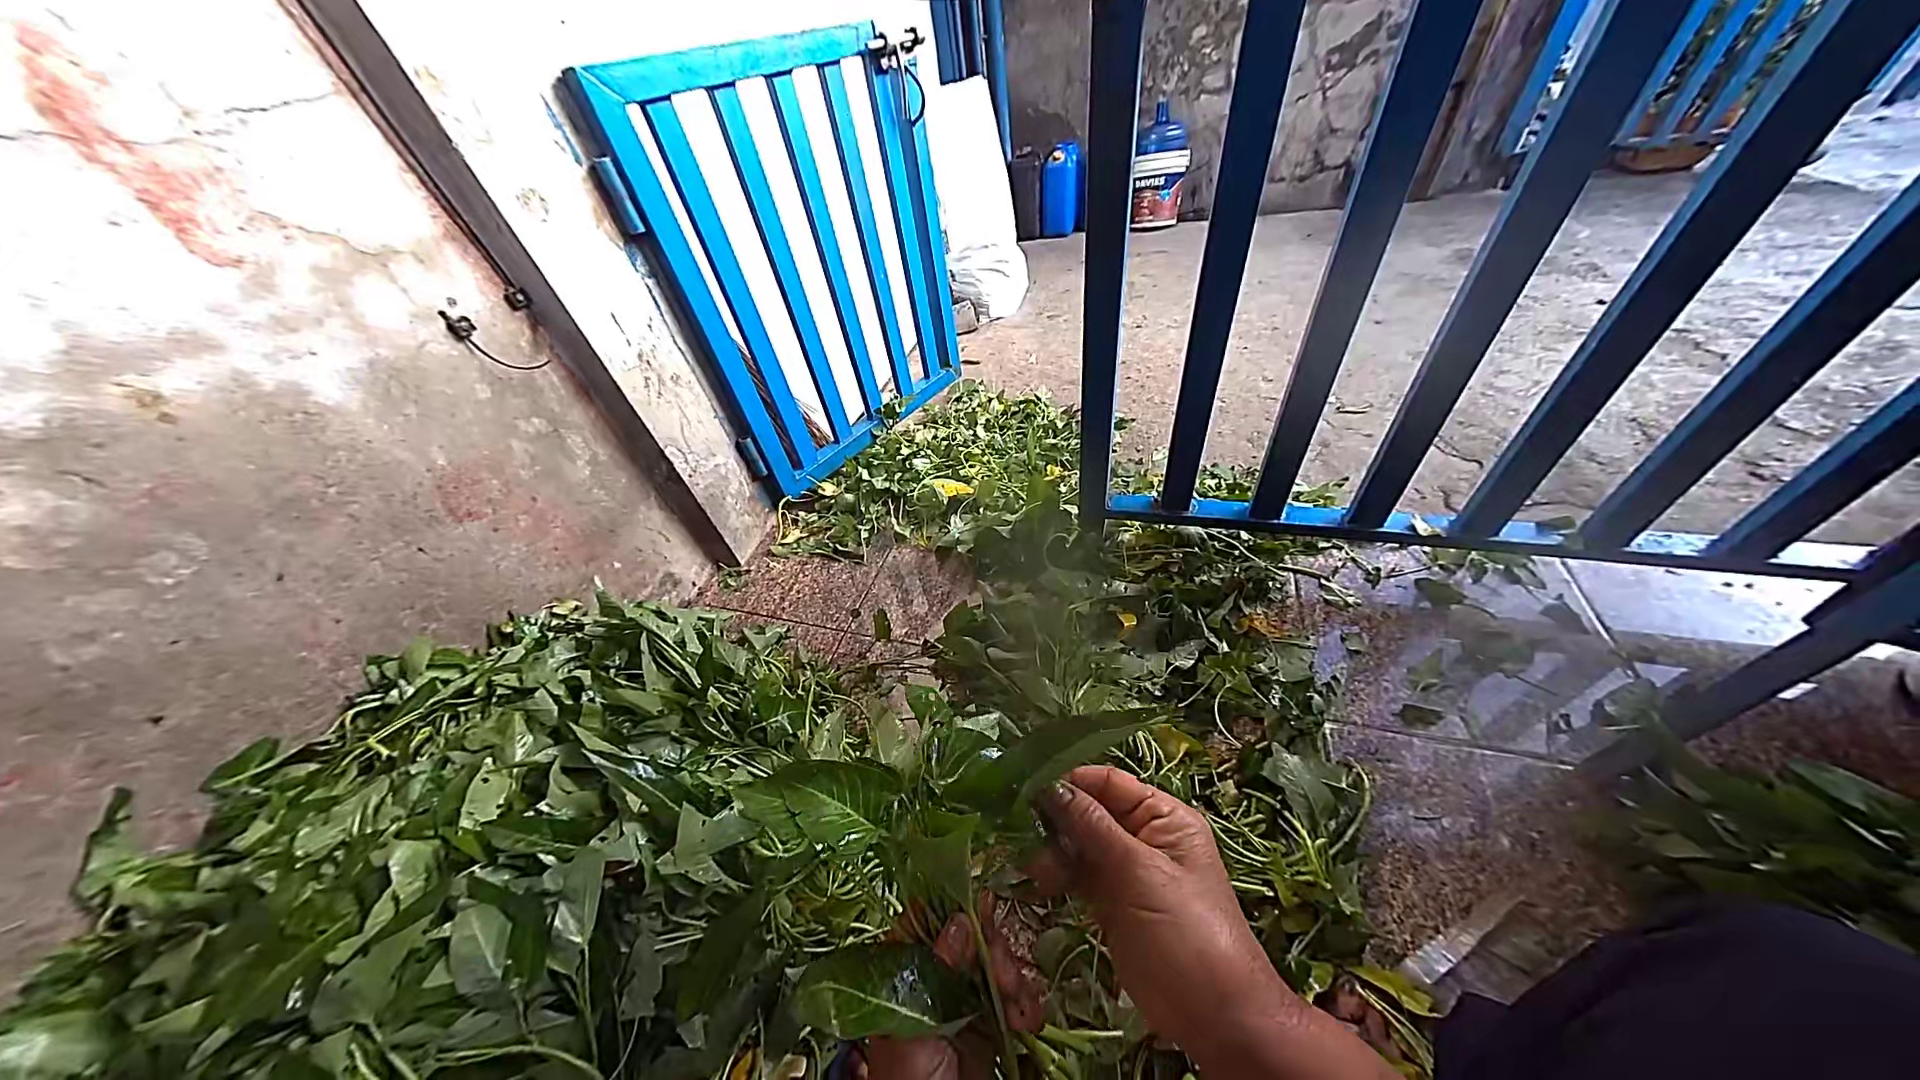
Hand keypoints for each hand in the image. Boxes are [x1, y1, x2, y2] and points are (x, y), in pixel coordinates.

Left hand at [860, 894, 1041, 1079]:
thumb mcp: (918, 1026)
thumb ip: (938, 970)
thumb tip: (959, 919)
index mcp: (908, 969)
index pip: (928, 919)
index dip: (955, 906)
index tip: (981, 902)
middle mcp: (937, 975)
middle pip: (971, 935)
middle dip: (995, 950)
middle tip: (1005, 977)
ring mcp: (965, 997)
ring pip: (996, 961)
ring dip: (1014, 979)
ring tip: (1018, 1009)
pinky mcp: (991, 1021)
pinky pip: (1014, 995)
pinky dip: (1026, 1004)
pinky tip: (1027, 1023)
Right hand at [1027, 766, 1396, 1079]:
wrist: (1214, 1018)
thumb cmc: (1186, 931)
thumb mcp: (1140, 871)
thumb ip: (1093, 827)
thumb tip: (1049, 787)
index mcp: (1162, 816)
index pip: (1108, 782)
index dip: (1070, 781)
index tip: (1027, 789)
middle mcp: (1142, 835)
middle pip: (1089, 810)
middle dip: (1056, 817)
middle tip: (1022, 831)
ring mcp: (1125, 869)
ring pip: (1077, 842)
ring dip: (1052, 848)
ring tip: (1034, 866)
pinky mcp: (1109, 900)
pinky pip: (1077, 873)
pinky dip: (1057, 873)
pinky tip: (1039, 880)